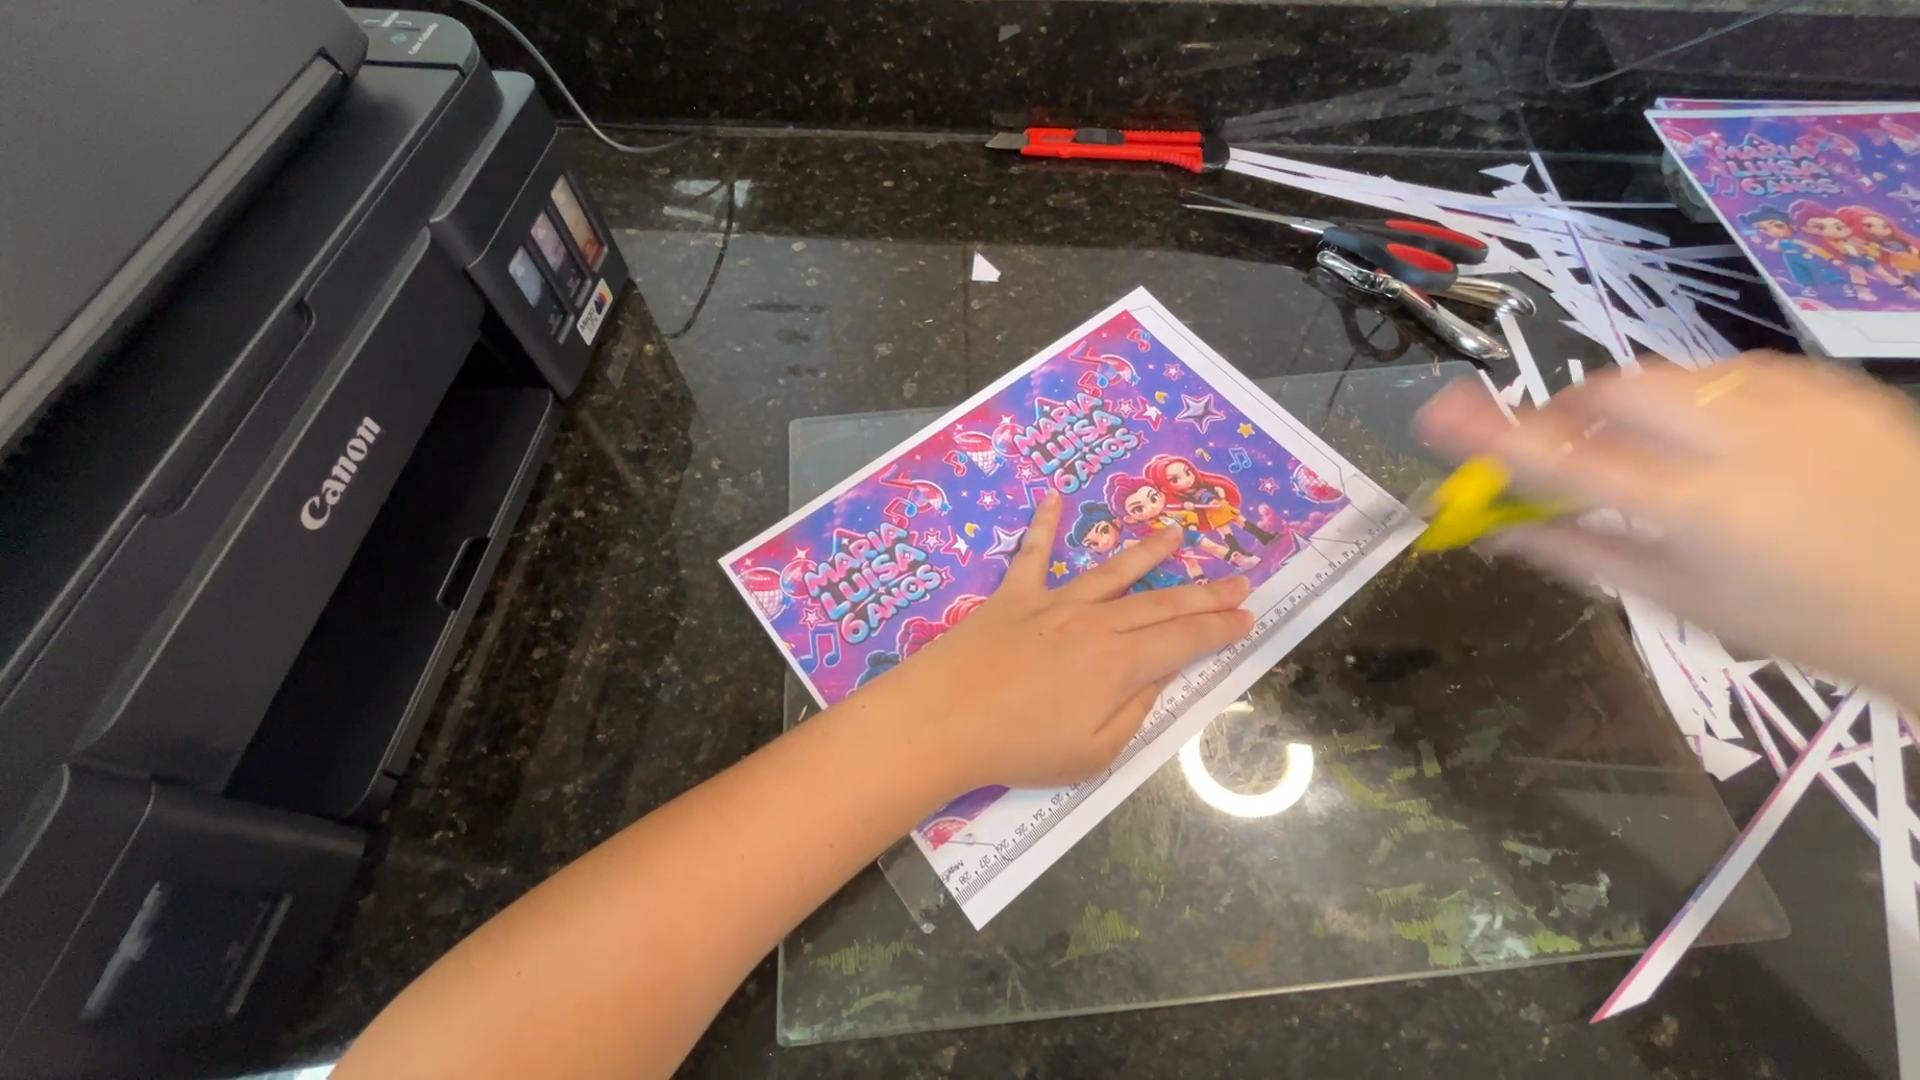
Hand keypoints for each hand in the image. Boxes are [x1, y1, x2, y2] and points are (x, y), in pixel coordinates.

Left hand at [861, 494, 1253, 794]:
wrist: (942, 721)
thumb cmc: (1018, 747)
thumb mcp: (1093, 753)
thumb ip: (1134, 712)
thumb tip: (1157, 678)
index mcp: (1118, 665)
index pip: (1184, 640)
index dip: (1220, 629)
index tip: (1248, 618)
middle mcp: (1093, 623)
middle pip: (1159, 604)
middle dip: (1204, 593)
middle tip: (1239, 580)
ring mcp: (1052, 603)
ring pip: (1111, 572)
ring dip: (1147, 553)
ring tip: (1176, 534)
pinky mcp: (1012, 596)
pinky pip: (1033, 554)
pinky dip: (1044, 524)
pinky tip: (1053, 497)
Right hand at [1414, 352, 1919, 703]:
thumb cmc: (1806, 621)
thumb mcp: (1677, 597)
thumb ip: (1576, 551)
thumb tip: (1493, 529)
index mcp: (1697, 508)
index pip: (1564, 461)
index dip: (1491, 435)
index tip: (1436, 414)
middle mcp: (1744, 443)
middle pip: (1614, 392)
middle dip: (1567, 411)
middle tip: (1556, 446)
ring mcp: (1799, 407)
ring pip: (1668, 375)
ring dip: (1624, 404)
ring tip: (1635, 445)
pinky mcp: (1835, 389)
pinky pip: (1729, 371)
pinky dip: (1688, 395)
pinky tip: (1703, 433)